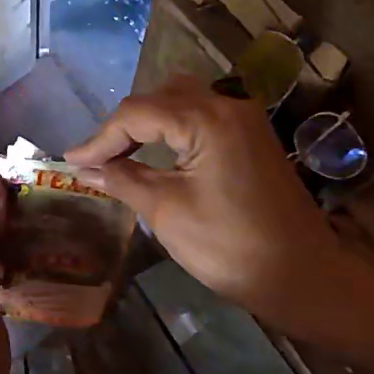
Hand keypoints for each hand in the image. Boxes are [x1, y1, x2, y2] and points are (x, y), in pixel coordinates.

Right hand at [65, 77, 333, 320]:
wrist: (302, 275)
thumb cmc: (229, 246)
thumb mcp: (166, 211)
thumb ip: (122, 180)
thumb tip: (85, 169)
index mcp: (207, 119)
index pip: (137, 113)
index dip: (100, 137)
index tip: (71, 162)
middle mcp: (228, 105)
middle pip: (159, 97)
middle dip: (123, 126)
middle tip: (96, 158)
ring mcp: (245, 119)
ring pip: (182, 101)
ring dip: (148, 123)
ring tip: (119, 152)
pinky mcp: (251, 136)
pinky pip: (202, 116)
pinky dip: (173, 128)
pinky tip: (156, 152)